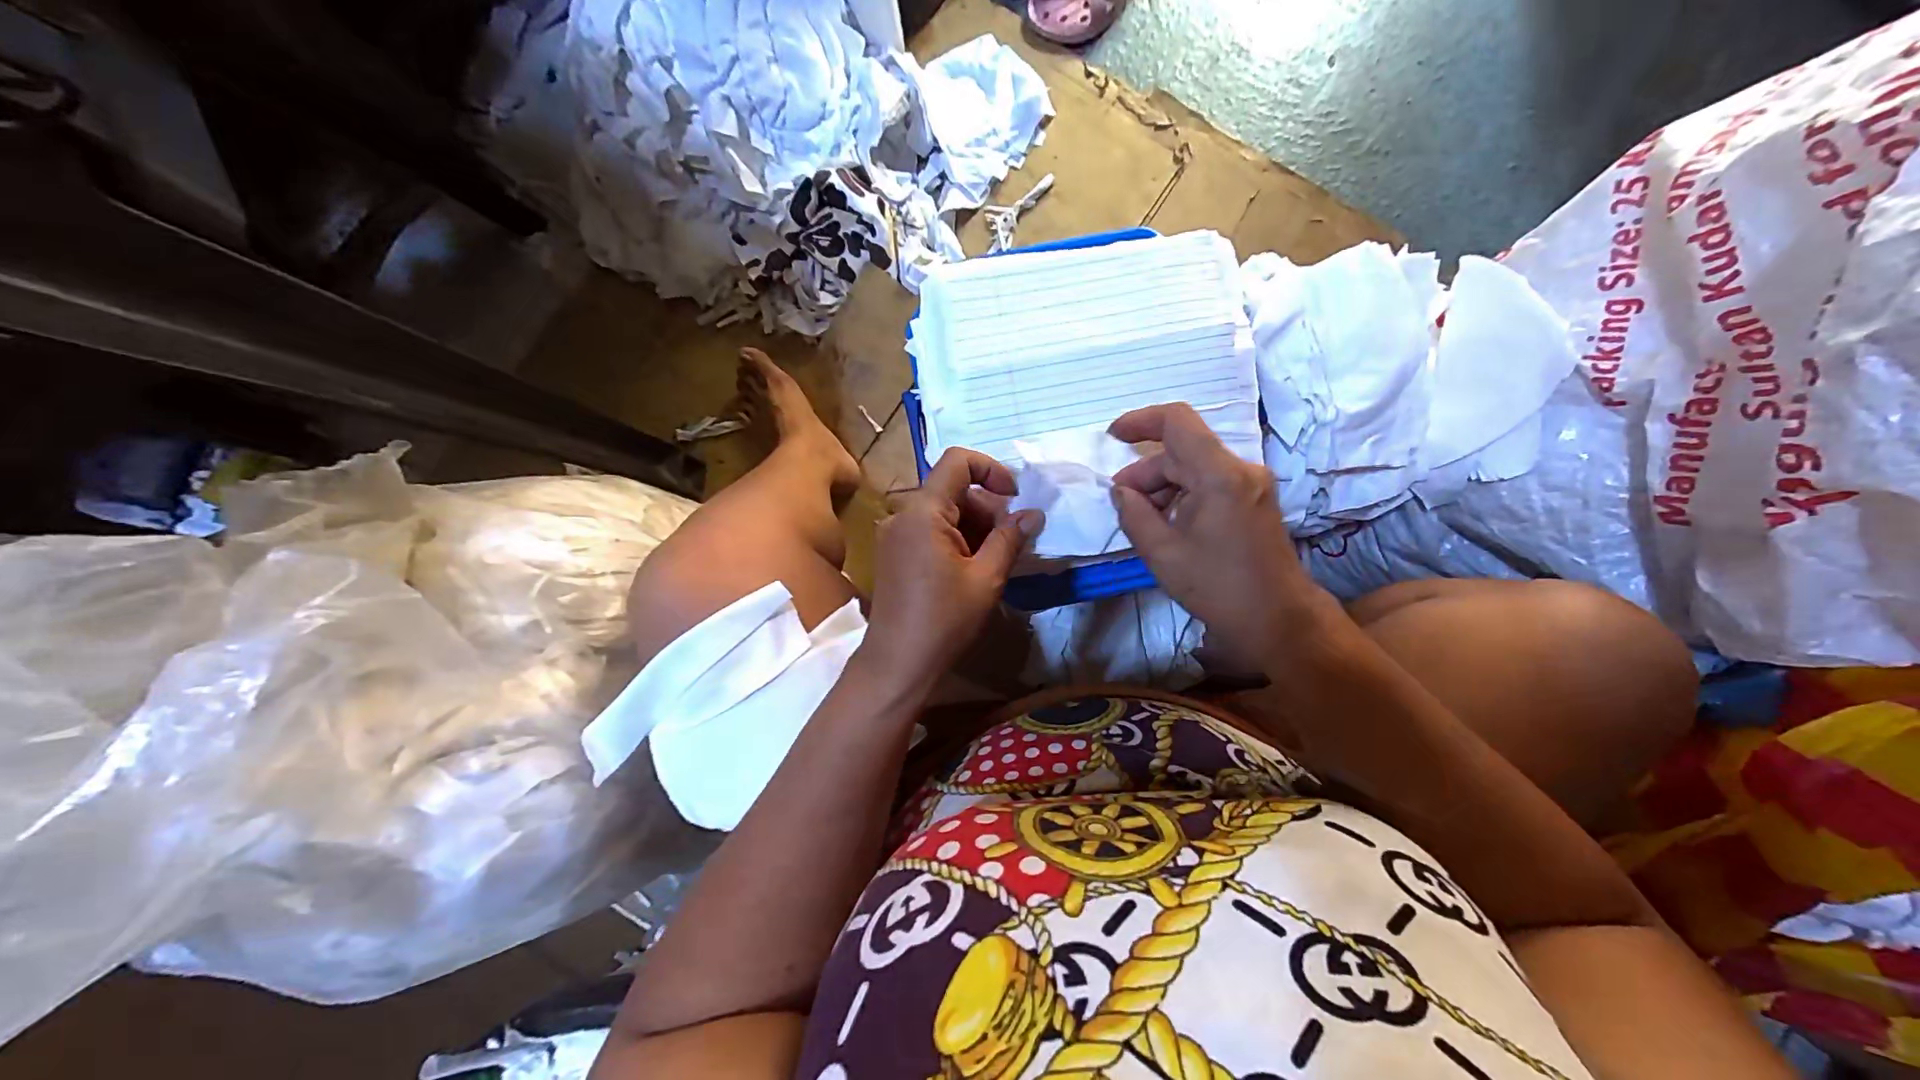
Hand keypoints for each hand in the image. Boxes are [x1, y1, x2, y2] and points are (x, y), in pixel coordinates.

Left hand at [861, 448, 1041, 688]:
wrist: (897, 664)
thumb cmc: (944, 620)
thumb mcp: (986, 578)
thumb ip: (1010, 538)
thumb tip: (1032, 514)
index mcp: (923, 512)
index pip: (957, 461)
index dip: (991, 469)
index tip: (1015, 498)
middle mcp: (902, 515)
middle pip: (952, 490)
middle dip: (987, 508)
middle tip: (1011, 542)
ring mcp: (894, 535)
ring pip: (942, 512)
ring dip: (974, 527)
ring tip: (995, 561)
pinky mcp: (893, 554)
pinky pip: (929, 531)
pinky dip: (955, 540)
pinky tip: (972, 569)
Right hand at [1108, 404, 1330, 668]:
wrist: (1278, 618)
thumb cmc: (1217, 587)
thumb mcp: (1162, 553)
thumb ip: (1134, 514)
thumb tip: (1121, 491)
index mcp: (1219, 475)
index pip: (1177, 421)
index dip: (1140, 420)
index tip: (1113, 436)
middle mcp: (1240, 469)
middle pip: (1182, 450)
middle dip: (1146, 471)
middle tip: (1122, 504)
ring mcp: (1251, 484)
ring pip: (1195, 467)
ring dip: (1163, 486)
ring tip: (1142, 520)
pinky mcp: (1254, 500)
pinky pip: (1210, 483)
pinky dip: (1183, 494)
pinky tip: (1167, 523)